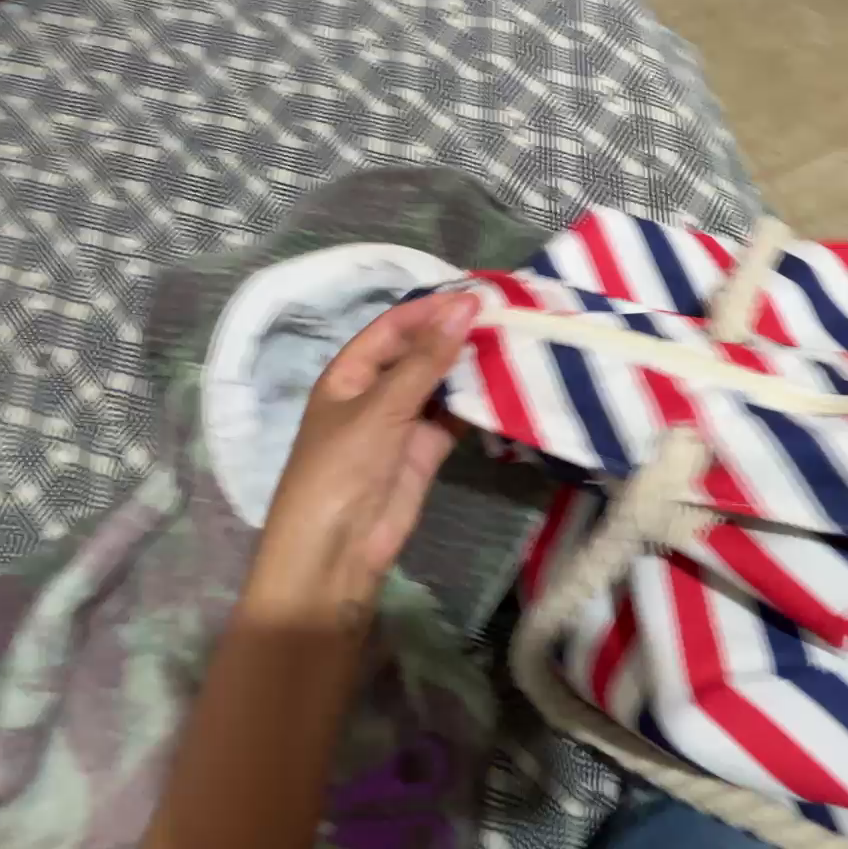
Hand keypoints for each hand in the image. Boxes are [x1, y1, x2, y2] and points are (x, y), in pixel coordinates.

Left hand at [243, 291, 480, 627]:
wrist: (336, 550)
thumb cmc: (343, 466)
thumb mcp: (382, 406)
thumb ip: (427, 360)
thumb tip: (465, 307)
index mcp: (350, 372)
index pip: (394, 328)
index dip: (431, 310)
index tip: (476, 298)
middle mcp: (376, 391)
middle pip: (420, 353)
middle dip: (455, 335)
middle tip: (504, 319)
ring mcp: (402, 422)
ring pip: (441, 384)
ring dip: (469, 368)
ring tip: (511, 346)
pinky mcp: (425, 450)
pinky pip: (453, 417)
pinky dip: (476, 404)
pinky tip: (505, 387)